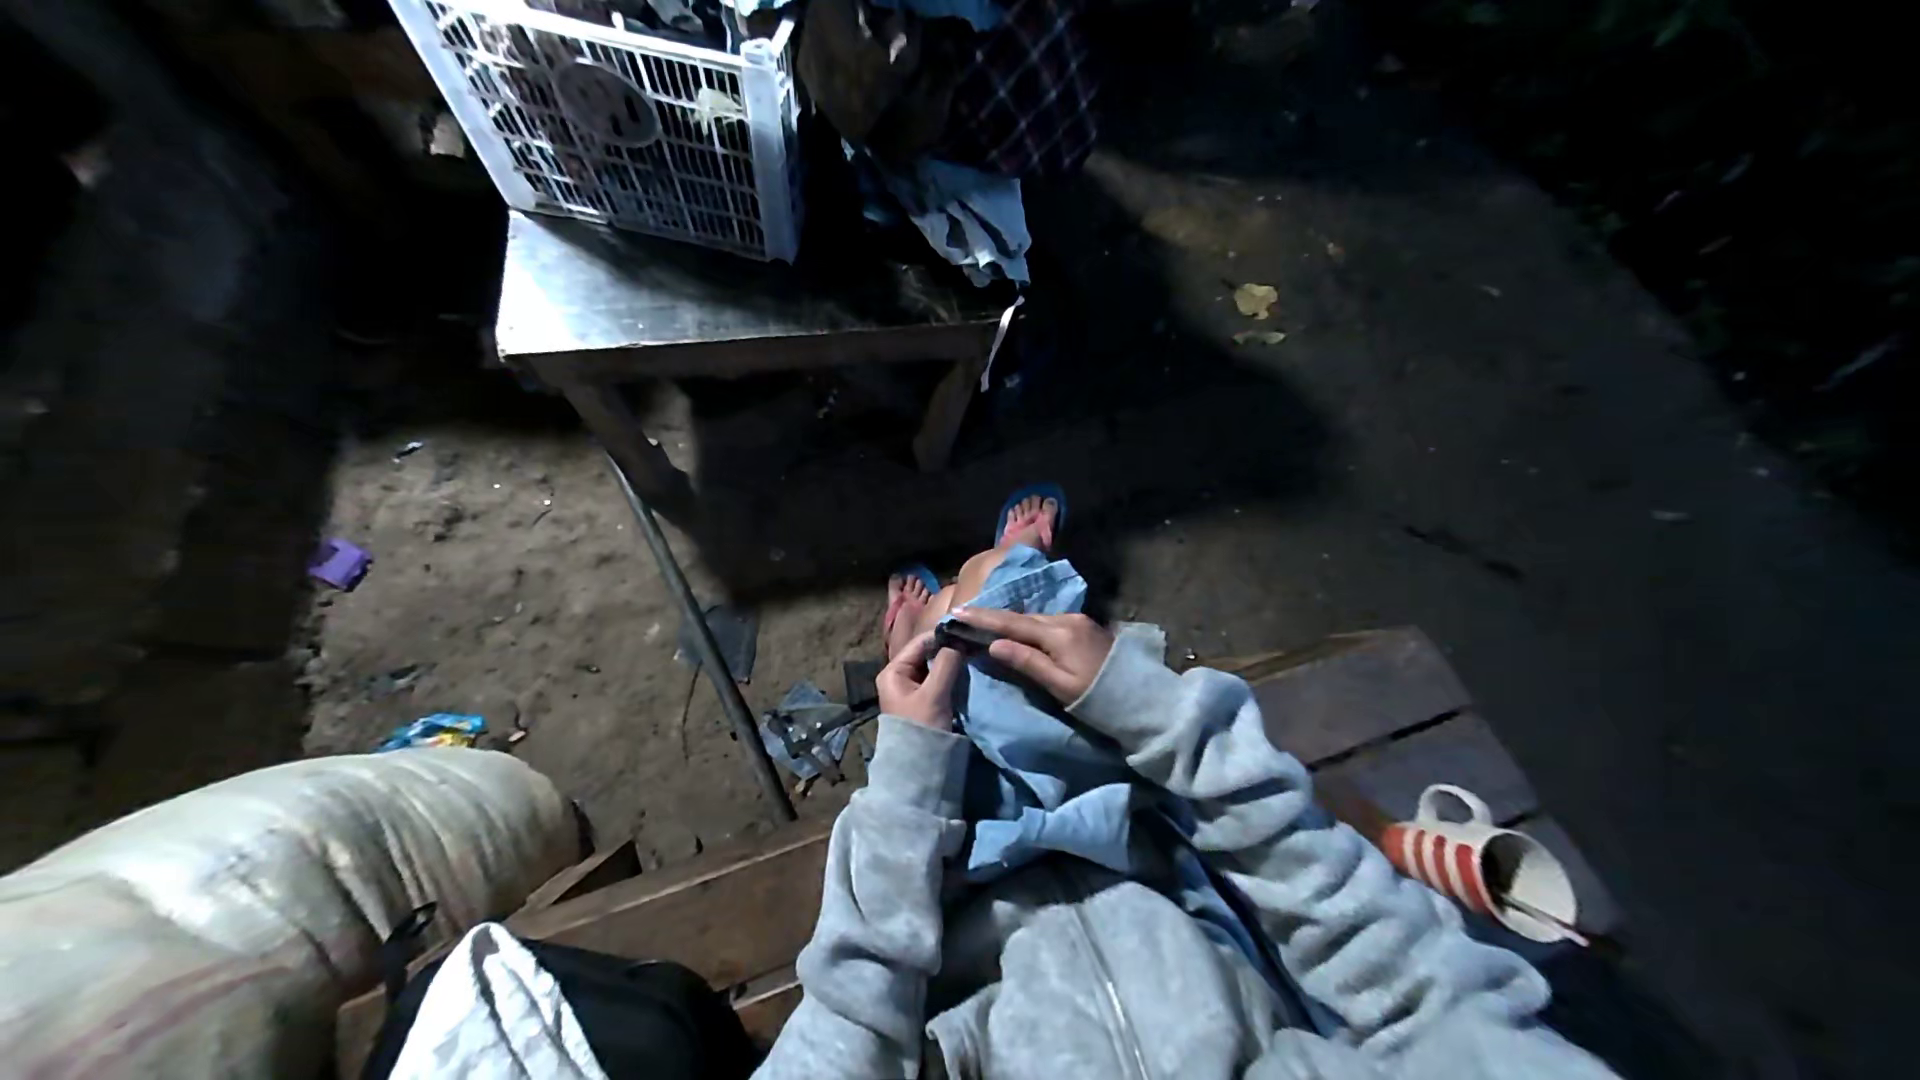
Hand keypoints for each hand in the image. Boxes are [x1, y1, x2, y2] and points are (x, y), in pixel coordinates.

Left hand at [877, 632, 965, 730]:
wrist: (919, 768)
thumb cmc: (922, 727)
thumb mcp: (934, 694)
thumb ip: (946, 664)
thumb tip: (959, 641)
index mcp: (893, 672)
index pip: (919, 642)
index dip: (942, 635)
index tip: (967, 631)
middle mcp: (899, 676)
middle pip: (927, 653)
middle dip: (949, 648)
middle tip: (973, 643)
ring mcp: (912, 688)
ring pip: (934, 666)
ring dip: (952, 661)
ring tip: (973, 654)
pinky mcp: (924, 699)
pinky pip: (939, 679)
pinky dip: (952, 674)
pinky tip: (967, 670)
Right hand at [950, 608, 1113, 705]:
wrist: (1142, 699)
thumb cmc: (1098, 700)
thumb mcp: (1059, 685)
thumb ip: (1026, 662)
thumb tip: (993, 644)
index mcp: (1058, 633)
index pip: (1012, 623)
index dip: (982, 618)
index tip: (957, 612)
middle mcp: (1066, 619)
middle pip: (1022, 617)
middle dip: (993, 617)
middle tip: (964, 617)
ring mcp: (1077, 621)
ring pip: (1035, 619)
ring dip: (1010, 622)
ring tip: (984, 623)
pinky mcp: (1084, 627)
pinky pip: (1048, 623)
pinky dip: (1028, 627)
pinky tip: (1017, 631)